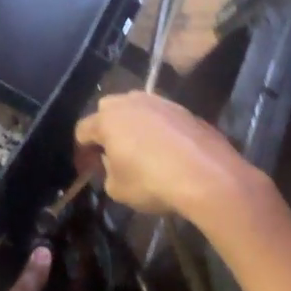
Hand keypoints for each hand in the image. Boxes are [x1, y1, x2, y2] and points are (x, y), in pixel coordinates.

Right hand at [74, 92, 265, 220]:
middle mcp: (131, 102)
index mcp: (107, 120)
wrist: (208, 175)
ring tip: (140, 148)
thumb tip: (113, 162)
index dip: (82, 151)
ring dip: (132, 124)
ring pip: (136, 107)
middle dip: (105, 129)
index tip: (88, 169)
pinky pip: (161, 115)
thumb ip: (107, 172)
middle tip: (112, 153)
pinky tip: (167, 149)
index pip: (82, 130)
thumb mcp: (117, 189)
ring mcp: (160, 102)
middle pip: (107, 110)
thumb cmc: (153, 182)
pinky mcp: (184, 109)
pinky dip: (158, 128)